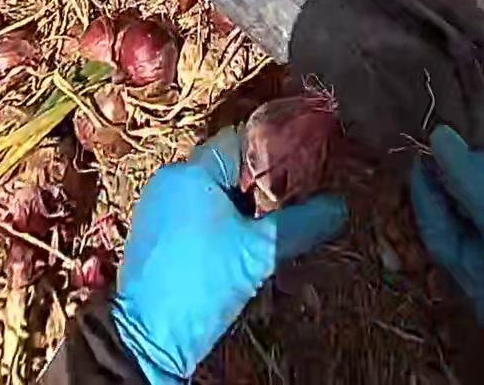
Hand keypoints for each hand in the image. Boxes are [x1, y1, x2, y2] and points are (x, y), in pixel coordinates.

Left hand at [110, 126, 347, 383]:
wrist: (144, 345)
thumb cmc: (201, 285)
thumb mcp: (259, 253)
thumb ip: (302, 223)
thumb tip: (339, 206)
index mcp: (192, 169)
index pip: (243, 139)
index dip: (275, 151)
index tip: (302, 168)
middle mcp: (173, 177)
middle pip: (230, 164)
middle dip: (262, 181)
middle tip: (291, 198)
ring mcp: (159, 204)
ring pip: (215, 188)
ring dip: (243, 202)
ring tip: (270, 223)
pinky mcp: (155, 230)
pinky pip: (198, 208)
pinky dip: (222, 217)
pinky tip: (241, 241)